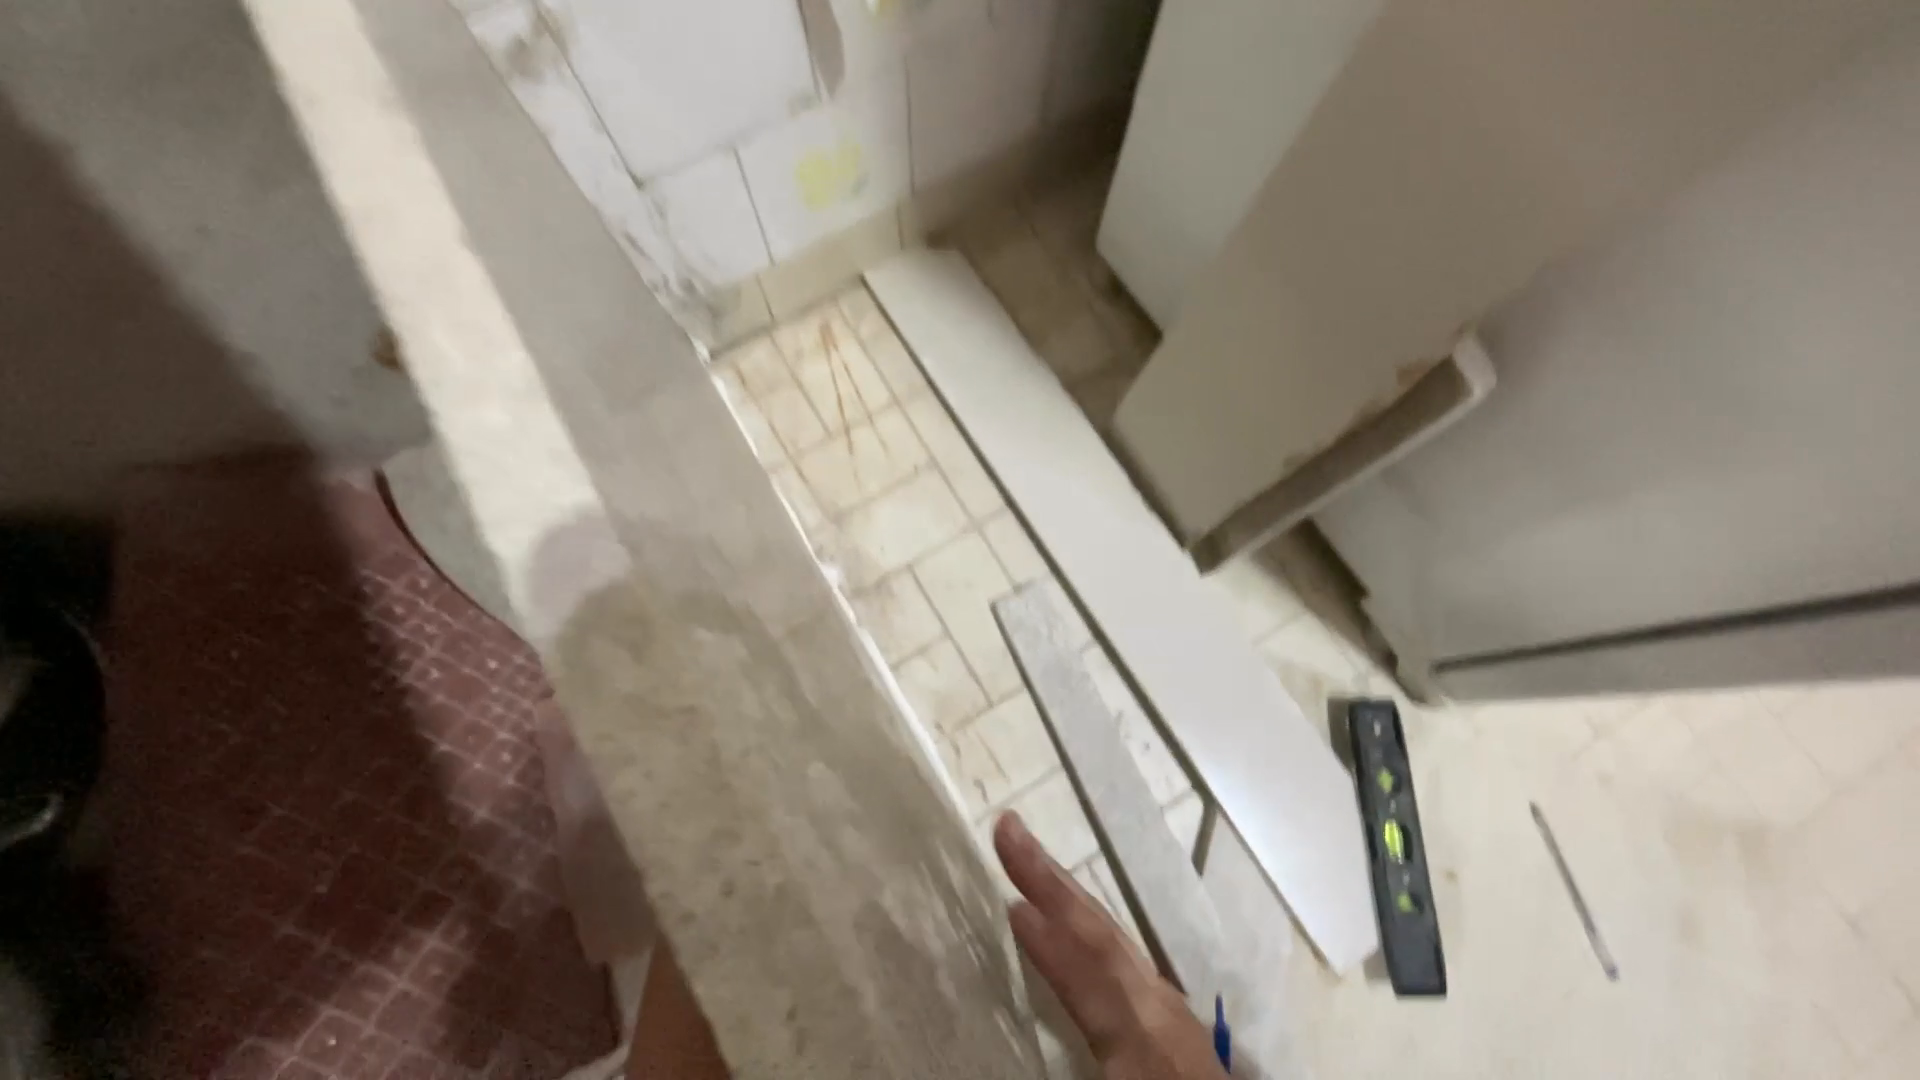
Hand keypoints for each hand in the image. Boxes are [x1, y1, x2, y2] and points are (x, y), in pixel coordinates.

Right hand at [994, 813, 1228, 1079]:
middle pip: (1103, 937)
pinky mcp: (1171, 1018)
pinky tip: (1068, 913)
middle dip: (1053, 880)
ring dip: (1067, 892)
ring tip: (1027, 856)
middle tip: (1008, 827)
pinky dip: (1087, 924)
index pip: (1093, 983)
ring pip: (1114, 938)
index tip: (1009, 904)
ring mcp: (1171, 1011)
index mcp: (1149, 1046)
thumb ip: (1076, 1061)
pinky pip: (1121, 956)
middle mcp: (1163, 1015)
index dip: (1051, 948)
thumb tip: (996, 1068)